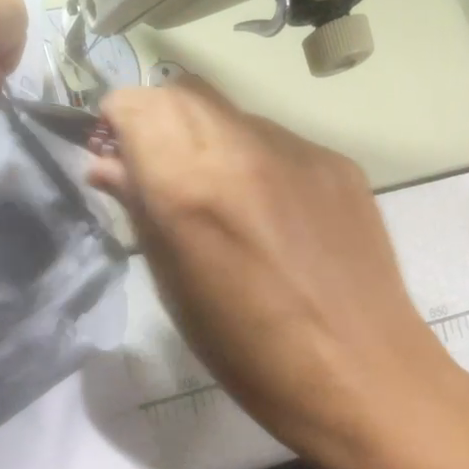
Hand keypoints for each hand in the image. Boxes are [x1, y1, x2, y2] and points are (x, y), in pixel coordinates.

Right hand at [90, 82, 467, 468]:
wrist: (361, 375)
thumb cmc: (248, 355)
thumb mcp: (175, 291)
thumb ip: (141, 214)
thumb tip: (107, 168)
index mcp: (192, 189)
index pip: (138, 106)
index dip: (116, 122)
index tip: (114, 158)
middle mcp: (244, 149)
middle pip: (182, 93)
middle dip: (156, 122)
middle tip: (154, 175)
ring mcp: (299, 151)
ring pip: (230, 113)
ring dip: (203, 139)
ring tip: (212, 201)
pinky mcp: (338, 164)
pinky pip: (275, 140)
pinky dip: (250, 161)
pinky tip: (265, 217)